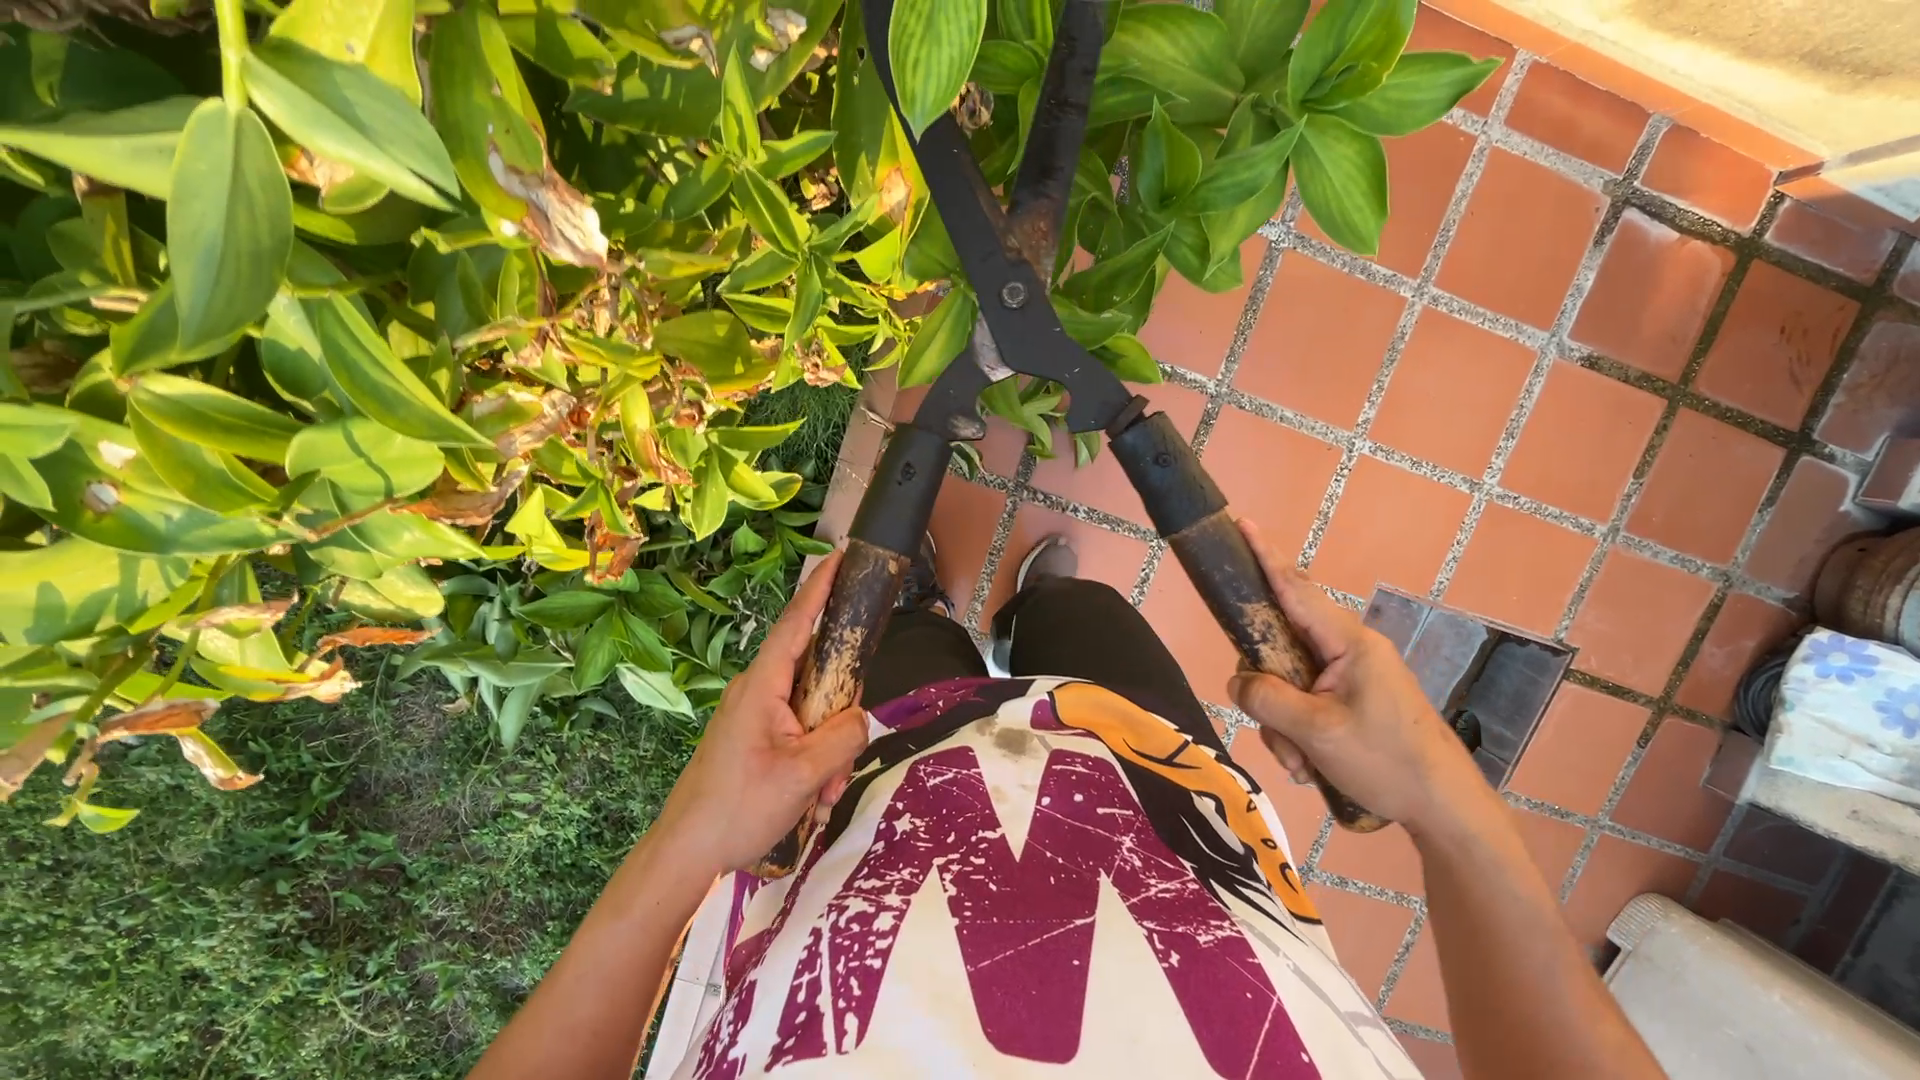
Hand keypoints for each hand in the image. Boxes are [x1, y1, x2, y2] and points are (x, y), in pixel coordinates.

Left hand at [654, 549, 868, 872]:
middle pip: (818, 675)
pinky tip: (811, 798)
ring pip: (813, 712)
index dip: (821, 588)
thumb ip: (844, 736)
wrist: (686, 854)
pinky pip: (799, 735)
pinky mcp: (755, 740)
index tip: (840, 554)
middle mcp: (758, 692)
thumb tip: (862, 716)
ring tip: (821, 794)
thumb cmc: (740, 807)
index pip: (797, 623)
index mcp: (763, 686)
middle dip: (841, 713)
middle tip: (842, 763)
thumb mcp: (804, 774)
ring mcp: (755, 717)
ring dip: (829, 749)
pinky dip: (815, 762)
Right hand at [1226, 518, 1495, 839]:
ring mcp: (1349, 678)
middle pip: (1279, 649)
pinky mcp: (1349, 703)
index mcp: (1349, 643)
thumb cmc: (1387, 760)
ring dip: (1282, 726)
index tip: (1242, 524)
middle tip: (1277, 733)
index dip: (1265, 557)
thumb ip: (1267, 699)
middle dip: (1267, 694)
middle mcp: (1348, 651)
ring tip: (1302, 764)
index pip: (1296, 589)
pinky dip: (1296, 735)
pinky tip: (1310, 766)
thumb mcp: (1317, 732)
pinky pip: (1302, 706)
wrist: (1443, 807)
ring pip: (1286, 684)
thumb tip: (1238, 682)